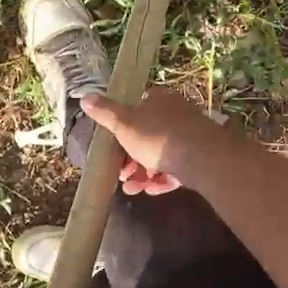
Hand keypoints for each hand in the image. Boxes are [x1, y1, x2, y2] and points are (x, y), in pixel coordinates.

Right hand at [81, 89, 229, 194]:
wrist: (203, 158)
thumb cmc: (158, 137)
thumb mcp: (124, 124)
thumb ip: (105, 113)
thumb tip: (84, 97)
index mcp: (158, 100)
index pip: (136, 109)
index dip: (121, 129)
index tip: (111, 148)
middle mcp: (175, 113)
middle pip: (145, 136)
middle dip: (130, 159)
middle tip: (122, 174)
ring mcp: (189, 135)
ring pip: (159, 154)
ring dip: (143, 173)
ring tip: (133, 189)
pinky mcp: (199, 155)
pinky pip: (175, 166)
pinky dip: (161, 178)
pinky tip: (151, 190)